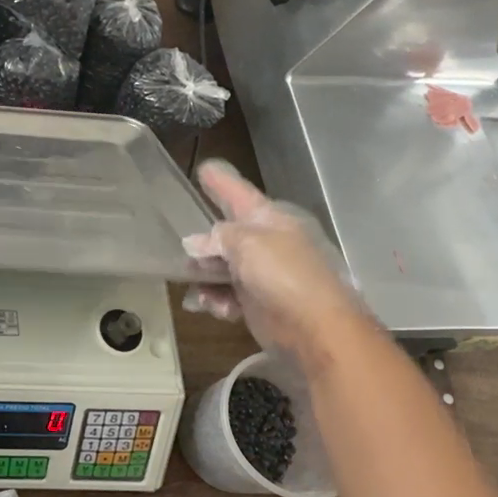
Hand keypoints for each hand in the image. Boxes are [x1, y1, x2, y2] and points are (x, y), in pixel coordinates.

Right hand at [181, 160, 373, 365]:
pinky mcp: (256, 302)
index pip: (240, 194)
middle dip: (203, 243)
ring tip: (199, 291)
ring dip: (205, 278)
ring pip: (219, 267)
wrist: (315, 328)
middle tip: (182, 249)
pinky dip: (216, 300)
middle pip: (225, 234)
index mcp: (270, 220)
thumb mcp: (247, 243)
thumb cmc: (284, 274)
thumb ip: (217, 237)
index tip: (204, 168)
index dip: (221, 182)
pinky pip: (225, 294)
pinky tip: (213, 307)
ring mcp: (261, 273)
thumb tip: (194, 243)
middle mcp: (266, 243)